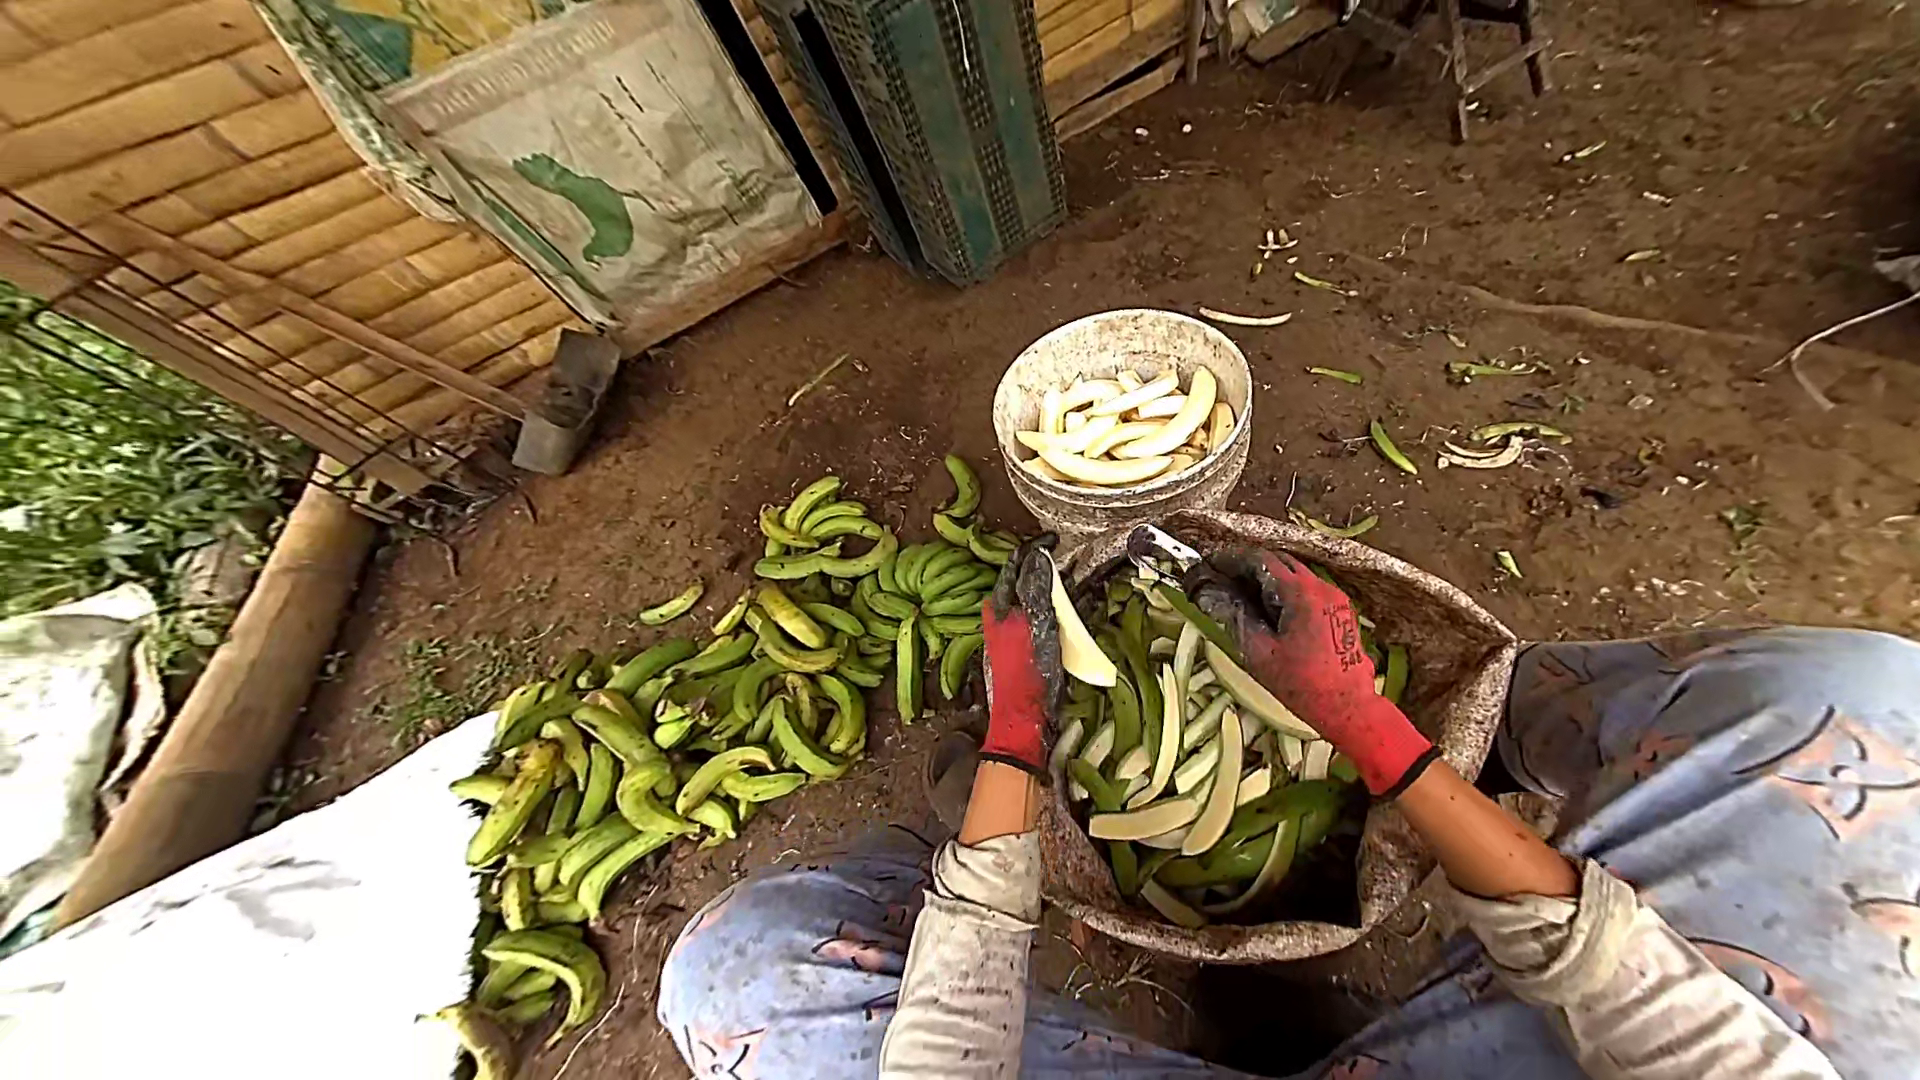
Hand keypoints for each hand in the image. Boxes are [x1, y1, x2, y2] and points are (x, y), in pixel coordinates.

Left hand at [978, 536, 1064, 775]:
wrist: (1024, 717)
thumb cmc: (1029, 672)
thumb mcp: (1037, 624)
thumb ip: (1036, 589)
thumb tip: (1037, 557)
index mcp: (999, 605)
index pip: (1015, 565)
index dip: (1034, 550)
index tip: (1053, 540)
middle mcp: (999, 616)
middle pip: (1020, 581)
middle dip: (1040, 567)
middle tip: (1063, 558)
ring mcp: (1007, 632)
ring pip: (1027, 598)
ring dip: (1046, 588)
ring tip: (1066, 580)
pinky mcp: (1018, 647)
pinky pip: (1034, 617)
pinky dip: (1049, 608)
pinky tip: (1063, 612)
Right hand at [1184, 547, 1436, 795]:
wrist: (1349, 708)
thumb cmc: (1301, 683)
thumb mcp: (1259, 652)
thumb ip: (1237, 617)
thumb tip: (1215, 596)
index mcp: (1300, 594)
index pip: (1262, 560)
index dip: (1233, 559)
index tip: (1214, 564)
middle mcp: (1322, 588)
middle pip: (1281, 562)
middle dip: (1252, 566)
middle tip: (1226, 577)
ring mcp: (1335, 599)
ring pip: (1297, 574)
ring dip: (1270, 577)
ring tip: (1244, 592)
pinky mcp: (1341, 611)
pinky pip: (1309, 589)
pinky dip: (1287, 590)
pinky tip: (1270, 607)